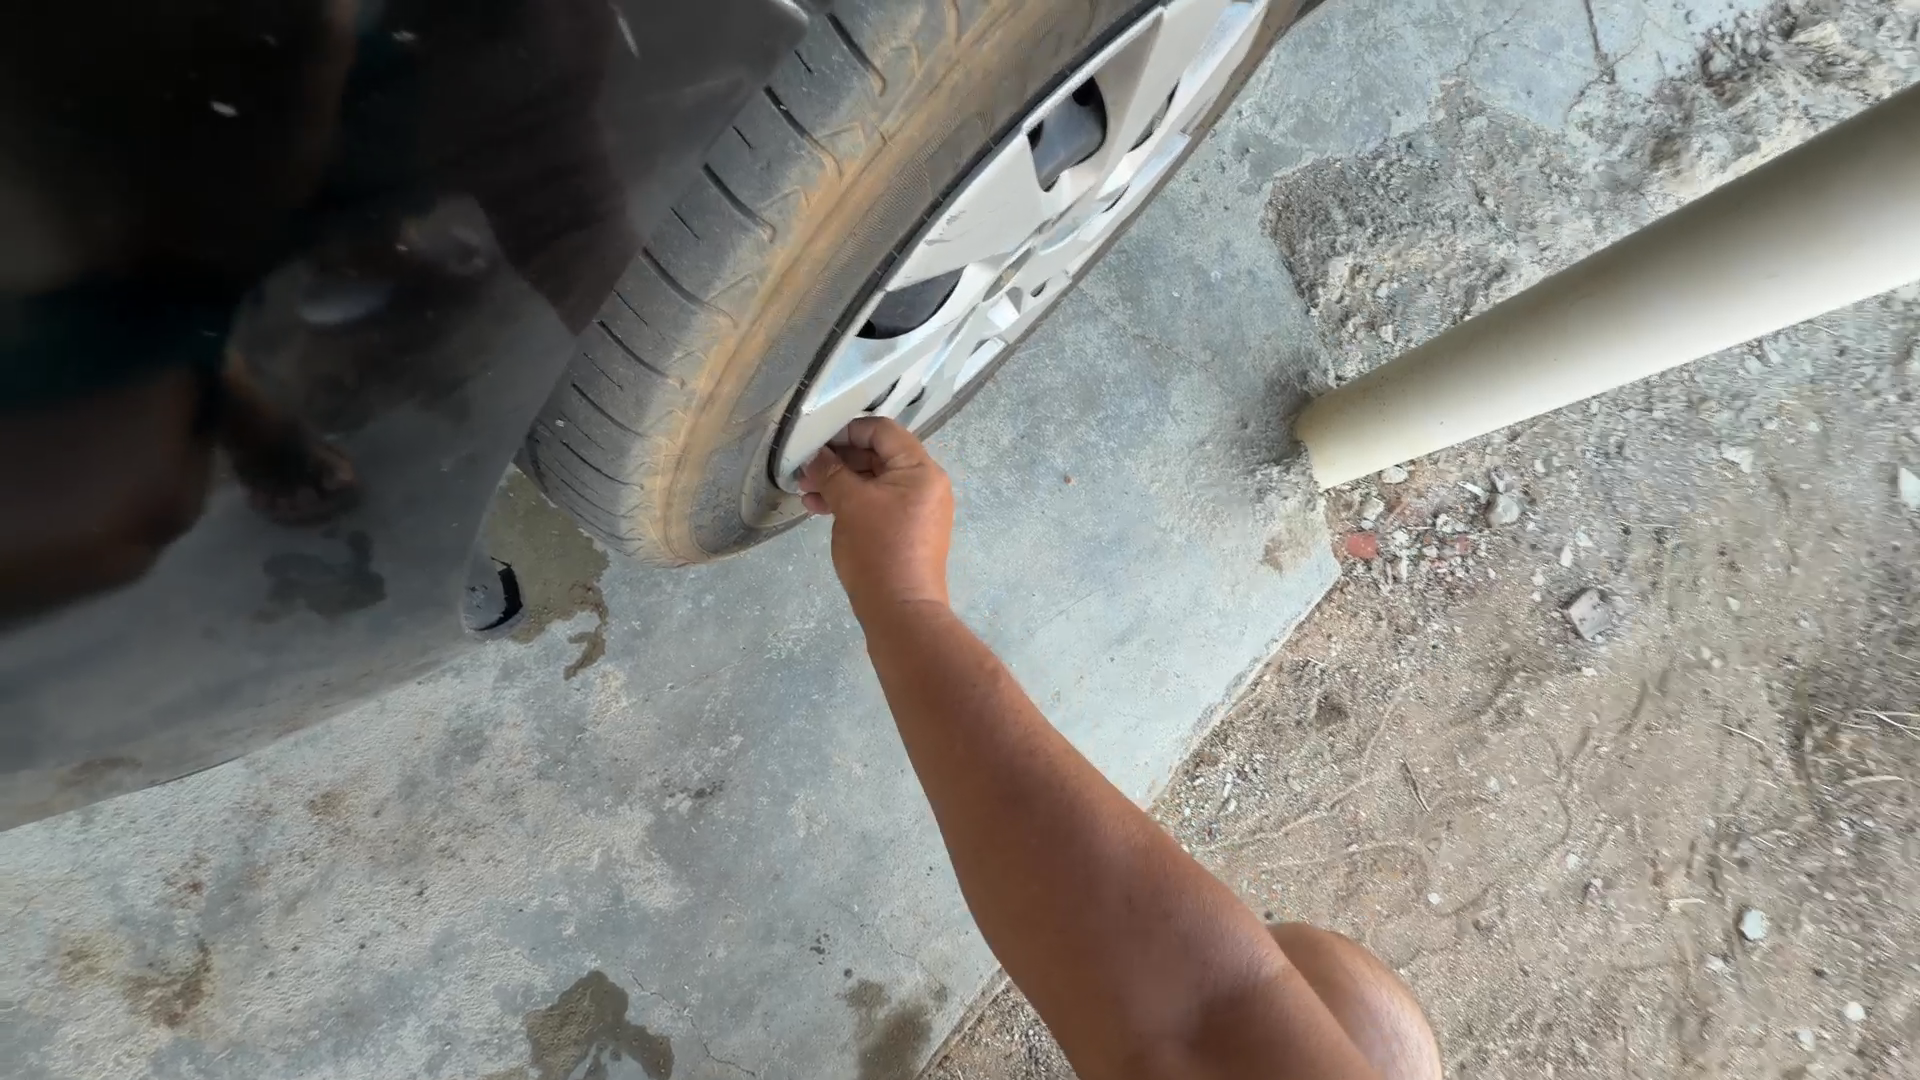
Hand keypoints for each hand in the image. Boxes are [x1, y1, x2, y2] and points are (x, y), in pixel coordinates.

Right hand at [798, 417, 953, 615]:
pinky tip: (822, 510)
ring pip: (876, 482)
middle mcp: (927, 484)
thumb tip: (815, 455)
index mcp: (921, 470)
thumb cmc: (878, 552)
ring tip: (807, 494)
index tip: (815, 443)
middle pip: (879, 455)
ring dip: (841, 483)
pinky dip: (853, 502)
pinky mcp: (910, 530)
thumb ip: (831, 472)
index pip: (883, 431)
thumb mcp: (850, 504)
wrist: (902, 612)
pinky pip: (880, 503)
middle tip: (805, 472)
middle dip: (839, 461)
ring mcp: (920, 509)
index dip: (846, 431)